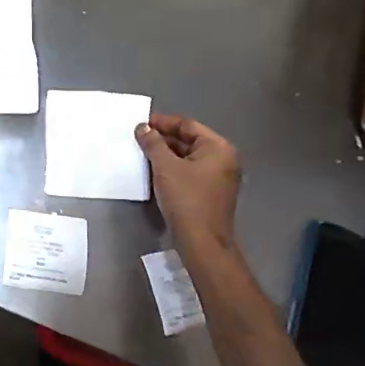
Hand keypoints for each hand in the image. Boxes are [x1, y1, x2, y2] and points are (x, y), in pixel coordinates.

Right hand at [136, 113, 241, 251]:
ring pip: (189, 157)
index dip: (163, 122)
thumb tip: (143, 128)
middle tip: (140, 138)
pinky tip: (155, 171)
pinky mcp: (212, 192)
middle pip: (190, 140)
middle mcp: (224, 159)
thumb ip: (153, 143)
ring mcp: (221, 177)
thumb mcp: (165, 167)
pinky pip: (191, 172)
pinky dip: (174, 169)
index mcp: (219, 148)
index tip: (142, 123)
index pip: (188, 125)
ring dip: (167, 154)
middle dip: (164, 139)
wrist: (201, 242)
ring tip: (143, 153)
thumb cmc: (186, 199)